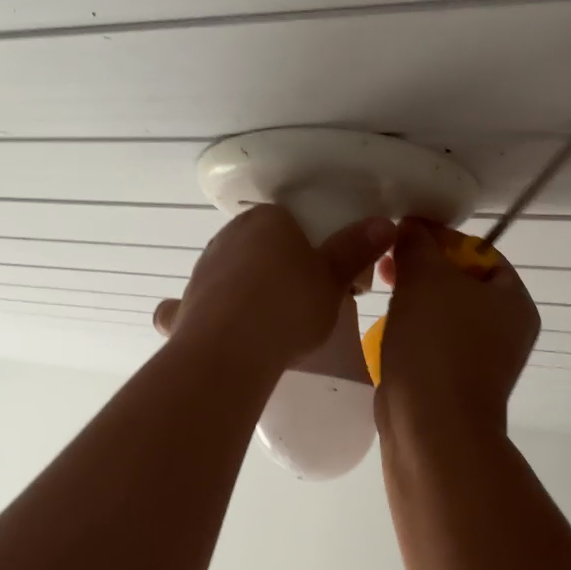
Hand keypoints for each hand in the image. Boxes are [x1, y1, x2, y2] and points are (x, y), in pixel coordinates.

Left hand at [154, 205, 396, 372]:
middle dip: (280, 268)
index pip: (292, 223)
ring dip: (246, 290)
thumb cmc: (289, 305)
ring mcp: (204, 268)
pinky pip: (198, 304)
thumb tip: (383, 223)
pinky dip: (204, 313)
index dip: (313, 248)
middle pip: (262, 246)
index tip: (330, 277)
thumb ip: (355, 250)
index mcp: (267, 219)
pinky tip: (213, 328)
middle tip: (307, 302)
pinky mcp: (187, 303)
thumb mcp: (334, 279)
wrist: (230, 349)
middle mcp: (230, 235)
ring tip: (271, 324)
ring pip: (232, 273)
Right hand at [375, 218, 538, 436]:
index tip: (404, 236)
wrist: (430, 425)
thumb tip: (412, 226)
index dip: (441, 238)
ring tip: (381, 291)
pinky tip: (386, 327)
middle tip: (386, 263)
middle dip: (421, 268)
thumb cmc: (437, 342)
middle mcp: (507, 330)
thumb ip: (418, 242)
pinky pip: (432, 341)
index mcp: (515, 301)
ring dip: (412, 297)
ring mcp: (482, 360)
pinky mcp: (454, 381)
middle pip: (460, 281)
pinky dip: (411, 329)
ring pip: (443, 311)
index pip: (480, 251)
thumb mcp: (424, 275)